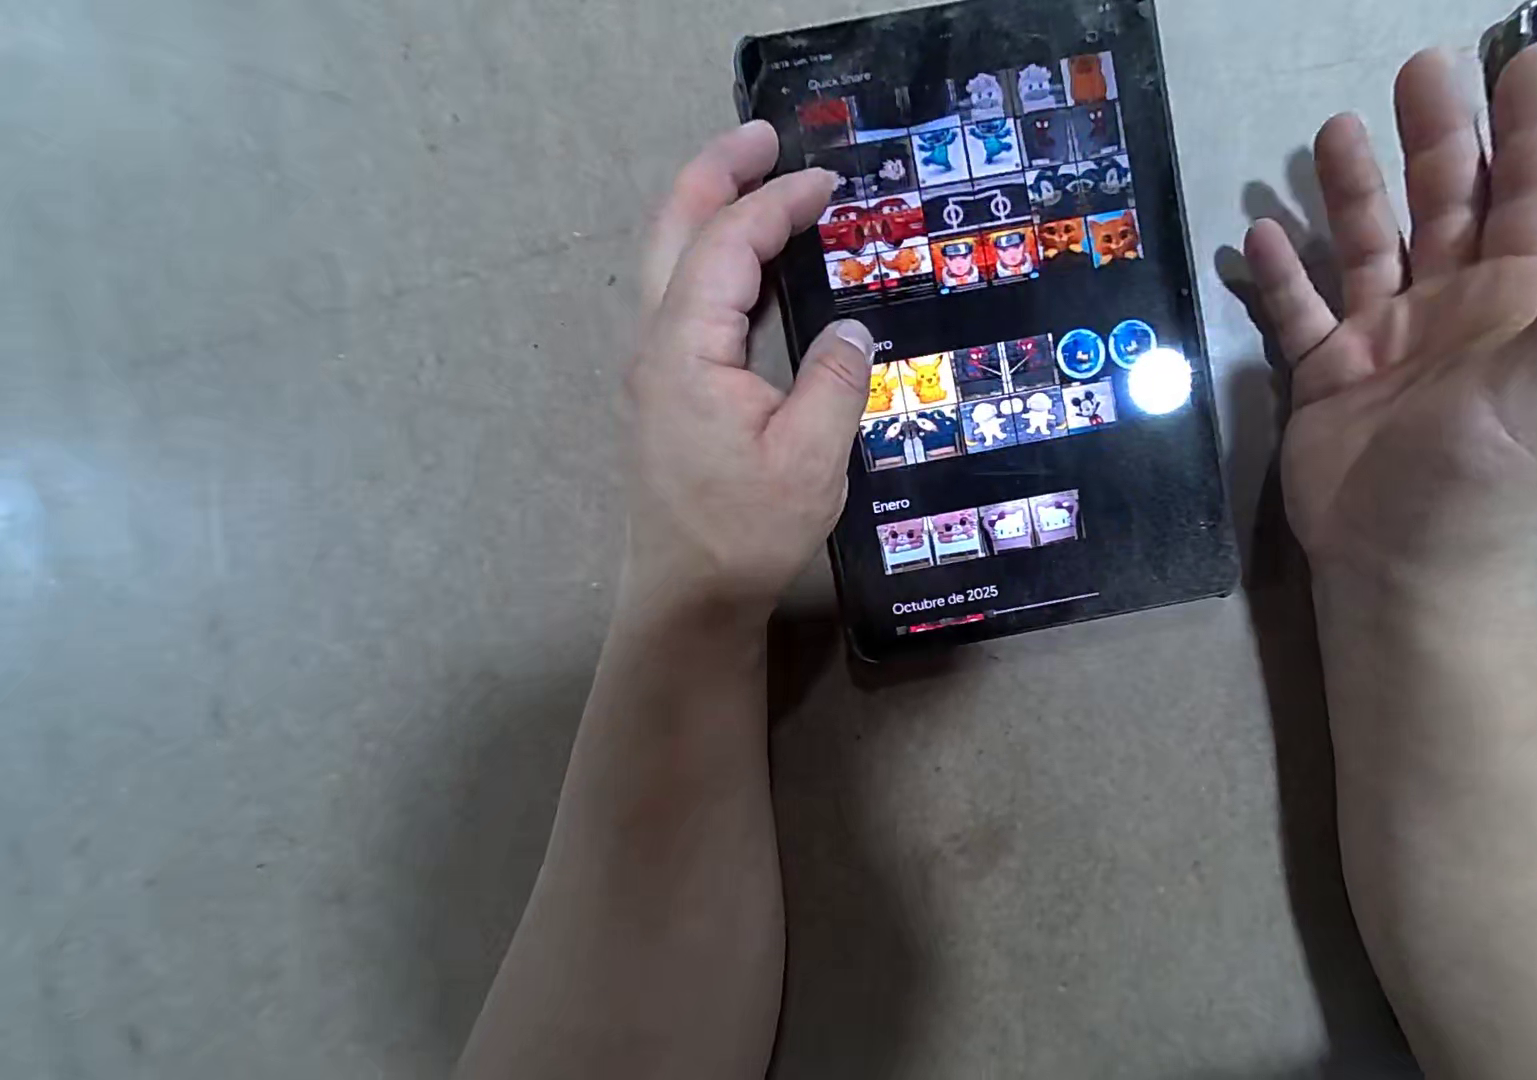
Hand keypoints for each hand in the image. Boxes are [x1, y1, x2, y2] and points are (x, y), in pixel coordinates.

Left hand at [624, 121, 872, 614]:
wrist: (691, 593)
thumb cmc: (748, 530)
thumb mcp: (811, 458)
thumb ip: (834, 380)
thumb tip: (852, 326)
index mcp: (687, 350)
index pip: (729, 247)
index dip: (777, 203)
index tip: (827, 182)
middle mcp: (657, 347)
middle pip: (673, 232)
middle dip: (716, 174)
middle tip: (763, 139)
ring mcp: (656, 371)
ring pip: (671, 266)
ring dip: (710, 215)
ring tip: (755, 186)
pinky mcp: (668, 395)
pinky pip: (685, 305)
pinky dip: (716, 266)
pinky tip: (747, 274)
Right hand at [1240, 46, 1536, 589]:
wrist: (1396, 558)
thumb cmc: (1486, 473)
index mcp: (1526, 295)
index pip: (1534, 186)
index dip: (1531, 120)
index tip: (1518, 55)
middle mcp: (1454, 307)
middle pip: (1443, 204)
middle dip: (1429, 139)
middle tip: (1412, 73)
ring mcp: (1382, 340)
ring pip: (1365, 250)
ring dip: (1347, 196)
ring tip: (1330, 136)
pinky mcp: (1323, 376)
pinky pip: (1299, 313)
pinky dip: (1282, 277)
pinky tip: (1259, 239)